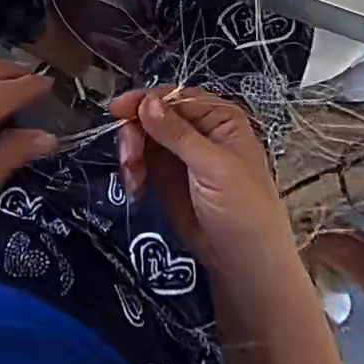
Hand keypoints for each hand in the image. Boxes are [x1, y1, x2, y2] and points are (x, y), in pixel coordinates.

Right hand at [111, 87, 293, 270]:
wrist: (246, 266)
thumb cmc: (242, 209)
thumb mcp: (213, 167)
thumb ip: (177, 134)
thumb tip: (146, 101)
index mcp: (218, 117)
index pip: (174, 97)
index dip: (145, 100)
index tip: (117, 110)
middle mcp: (197, 130)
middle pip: (152, 115)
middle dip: (135, 133)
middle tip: (128, 161)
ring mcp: (180, 155)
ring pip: (143, 138)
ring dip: (131, 154)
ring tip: (132, 181)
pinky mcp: (166, 179)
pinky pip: (141, 162)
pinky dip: (132, 171)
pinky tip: (135, 189)